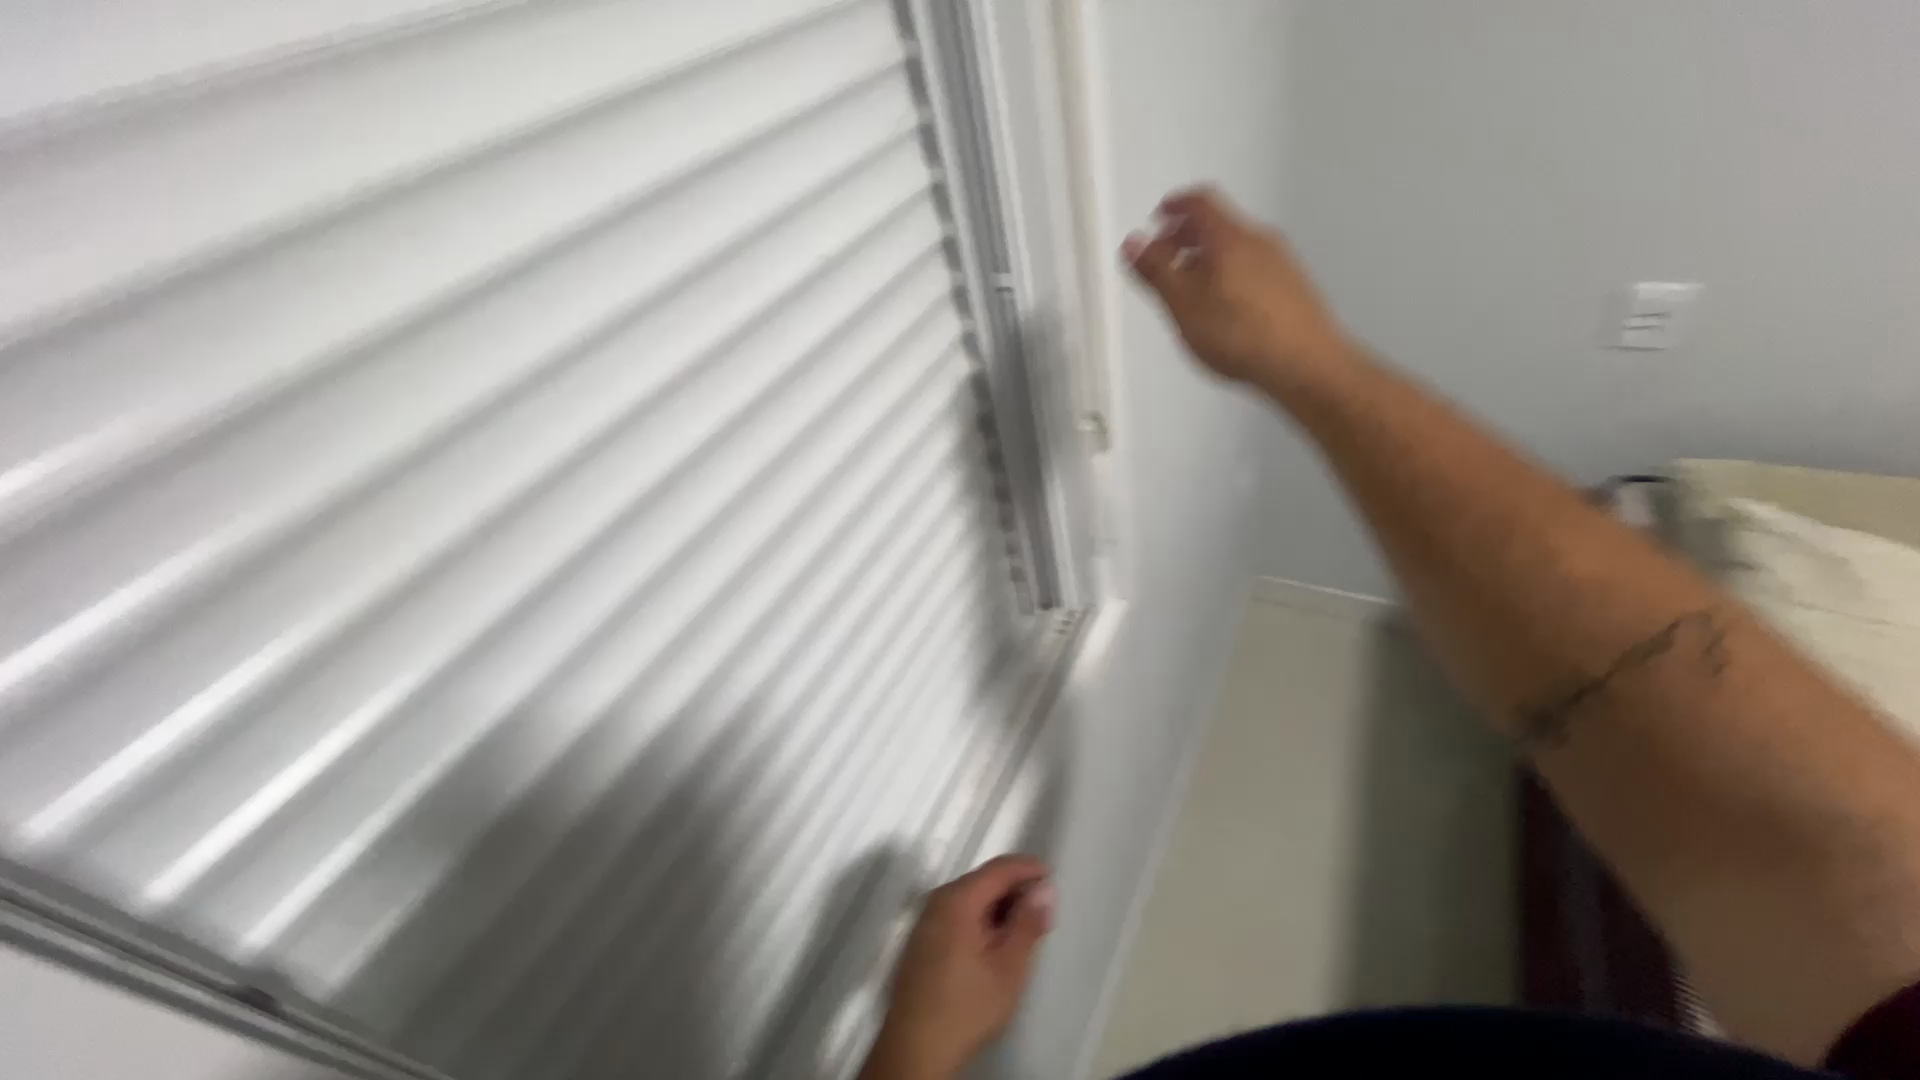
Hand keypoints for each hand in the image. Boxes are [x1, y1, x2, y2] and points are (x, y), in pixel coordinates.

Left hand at [860, 855, 1054, 1079]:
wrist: (915, 1049)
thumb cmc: (967, 1006)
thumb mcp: (1008, 967)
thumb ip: (1027, 923)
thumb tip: (1044, 889)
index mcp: (957, 899)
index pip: (999, 868)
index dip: (1028, 869)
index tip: (1052, 878)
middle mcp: (937, 901)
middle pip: (983, 880)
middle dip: (1015, 890)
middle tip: (1042, 913)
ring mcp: (925, 920)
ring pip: (970, 899)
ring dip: (999, 907)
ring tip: (1023, 932)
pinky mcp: (921, 940)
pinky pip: (957, 915)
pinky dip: (981, 920)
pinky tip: (994, 945)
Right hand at [1122, 186, 1352, 388]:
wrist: (1304, 365)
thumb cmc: (1236, 332)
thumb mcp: (1183, 304)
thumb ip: (1155, 271)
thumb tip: (1132, 241)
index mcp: (1229, 237)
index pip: (1200, 202)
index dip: (1175, 205)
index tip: (1158, 216)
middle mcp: (1259, 241)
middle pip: (1219, 225)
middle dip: (1187, 236)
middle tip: (1165, 257)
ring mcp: (1281, 264)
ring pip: (1236, 249)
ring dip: (1207, 259)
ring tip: (1189, 290)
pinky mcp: (1294, 289)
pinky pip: (1252, 269)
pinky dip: (1228, 275)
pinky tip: (1222, 309)